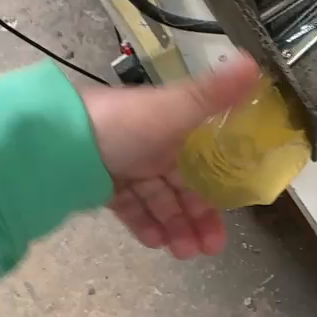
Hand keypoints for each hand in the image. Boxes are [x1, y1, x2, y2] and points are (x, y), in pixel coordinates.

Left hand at [79, 53, 261, 258]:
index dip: (220, 185)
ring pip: (159, 201)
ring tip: (185, 252)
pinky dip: (145, 224)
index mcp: (171, 125)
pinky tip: (157, 242)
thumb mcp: (175, 108)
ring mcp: (126, 165)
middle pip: (183, 186)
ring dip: (176, 227)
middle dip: (199, 217)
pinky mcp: (103, 184)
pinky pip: (131, 208)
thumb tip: (256, 64)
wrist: (60, 142)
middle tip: (211, 248)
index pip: (205, 159)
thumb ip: (216, 95)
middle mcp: (151, 144)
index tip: (234, 212)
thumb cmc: (125, 124)